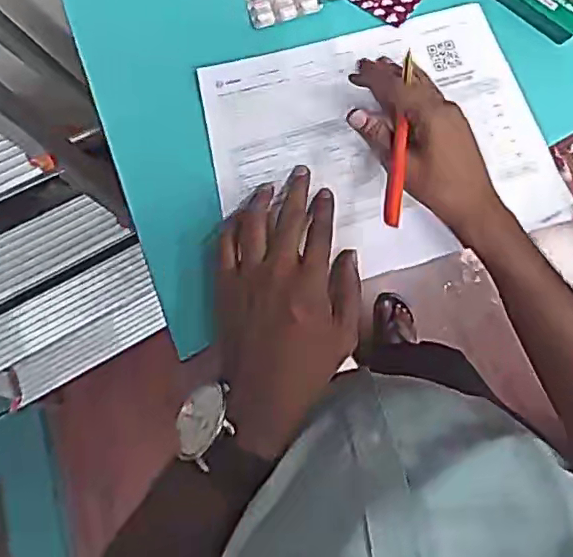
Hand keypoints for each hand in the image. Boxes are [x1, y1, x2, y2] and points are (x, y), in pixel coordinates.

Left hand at [216, 165, 360, 458]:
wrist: (260, 399)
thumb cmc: (308, 367)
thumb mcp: (344, 334)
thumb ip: (347, 288)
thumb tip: (347, 253)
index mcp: (310, 283)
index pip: (319, 231)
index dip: (324, 208)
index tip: (326, 192)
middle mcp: (278, 271)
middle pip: (288, 219)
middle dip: (297, 191)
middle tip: (301, 173)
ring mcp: (247, 277)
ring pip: (253, 224)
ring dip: (263, 200)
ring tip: (270, 186)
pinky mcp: (224, 286)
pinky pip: (224, 245)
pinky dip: (232, 225)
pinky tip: (240, 215)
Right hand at [346, 57, 515, 244]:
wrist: (475, 206)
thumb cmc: (443, 190)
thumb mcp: (402, 165)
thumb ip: (379, 136)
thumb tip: (359, 116)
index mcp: (431, 114)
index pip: (396, 86)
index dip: (374, 77)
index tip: (359, 71)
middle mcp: (444, 108)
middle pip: (411, 80)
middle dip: (387, 72)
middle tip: (366, 65)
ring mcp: (452, 114)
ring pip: (423, 85)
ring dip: (401, 77)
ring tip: (383, 68)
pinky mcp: (455, 123)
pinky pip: (431, 96)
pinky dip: (414, 89)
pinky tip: (406, 93)